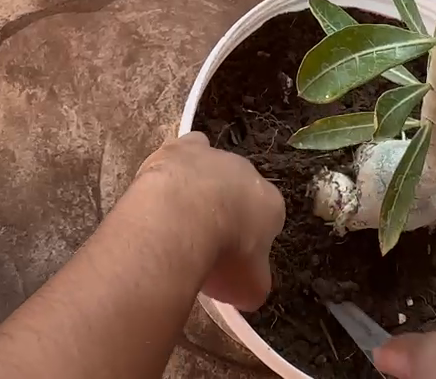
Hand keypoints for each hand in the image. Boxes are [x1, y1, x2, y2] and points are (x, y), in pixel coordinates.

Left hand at [131, 133, 284, 309]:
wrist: (180, 220)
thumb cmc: (222, 256)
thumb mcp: (249, 289)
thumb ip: (254, 282)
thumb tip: (248, 283)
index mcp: (271, 204)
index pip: (268, 221)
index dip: (251, 242)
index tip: (233, 262)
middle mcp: (248, 172)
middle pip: (240, 192)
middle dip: (227, 212)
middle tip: (205, 243)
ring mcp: (215, 155)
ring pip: (213, 169)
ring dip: (202, 188)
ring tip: (180, 218)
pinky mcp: (182, 146)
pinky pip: (185, 151)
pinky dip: (177, 167)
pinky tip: (164, 189)